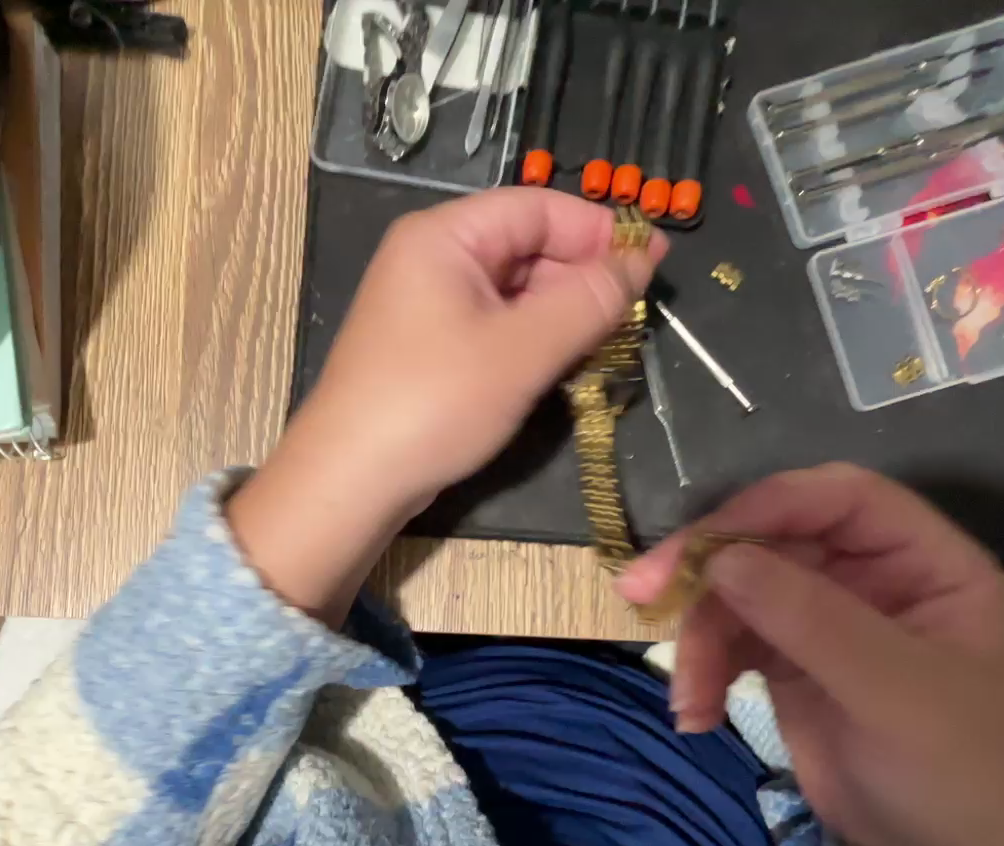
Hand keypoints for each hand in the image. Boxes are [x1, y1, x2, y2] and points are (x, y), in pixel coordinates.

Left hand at [229, 189, 665, 625]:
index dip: (597, 230)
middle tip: (634, 314)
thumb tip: (640, 260)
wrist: (352, 480)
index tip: (651, 261)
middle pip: (524, 247)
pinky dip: (531, 342)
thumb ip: (586, 302)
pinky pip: (493, 329)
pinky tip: (563, 366)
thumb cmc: (433, 403)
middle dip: (581, 277)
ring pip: (512, 293)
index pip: (536, 207)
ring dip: (561, 314)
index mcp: (444, 237)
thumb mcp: (521, 350)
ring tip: (607, 343)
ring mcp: (427, 309)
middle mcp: (431, 261)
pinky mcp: (429, 352)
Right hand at [618, 464, 1003, 845]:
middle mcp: (866, 576)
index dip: (766, 506)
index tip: (700, 544)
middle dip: (704, 570)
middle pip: (768, 538)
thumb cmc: (956, 775)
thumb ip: (812, 619)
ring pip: (734, 590)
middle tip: (641, 592)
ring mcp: (819, 617)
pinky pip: (725, 639)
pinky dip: (701, 670)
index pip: (837, 499)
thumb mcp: (894, 693)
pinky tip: (696, 714)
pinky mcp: (783, 659)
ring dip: (698, 637)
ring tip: (688, 697)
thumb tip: (722, 559)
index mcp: (921, 562)